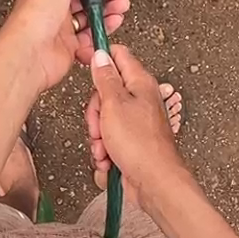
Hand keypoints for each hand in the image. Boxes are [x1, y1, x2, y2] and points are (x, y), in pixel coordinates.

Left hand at [0, 0, 131, 93]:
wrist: (27, 56)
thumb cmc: (33, 19)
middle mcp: (55, 10)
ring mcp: (63, 29)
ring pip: (91, 18)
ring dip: (108, 12)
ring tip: (122, 7)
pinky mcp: (70, 48)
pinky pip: (90, 39)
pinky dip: (102, 33)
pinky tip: (112, 26)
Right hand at [88, 45, 196, 206]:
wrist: (153, 182)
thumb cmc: (140, 145)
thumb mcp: (114, 104)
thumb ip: (105, 78)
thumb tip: (101, 55)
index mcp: (140, 83)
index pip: (118, 56)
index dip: (99, 57)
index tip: (84, 62)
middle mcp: (140, 100)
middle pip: (105, 91)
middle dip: (95, 111)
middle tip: (99, 123)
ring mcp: (136, 121)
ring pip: (104, 118)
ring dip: (98, 135)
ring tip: (105, 146)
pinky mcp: (131, 141)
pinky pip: (109, 138)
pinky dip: (104, 149)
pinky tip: (108, 158)